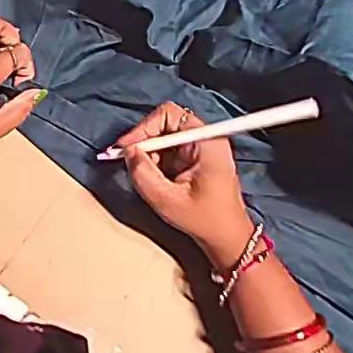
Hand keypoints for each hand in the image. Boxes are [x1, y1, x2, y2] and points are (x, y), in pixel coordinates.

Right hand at [118, 102, 254, 265]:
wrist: (226, 237)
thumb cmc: (205, 220)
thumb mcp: (167, 199)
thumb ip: (143, 174)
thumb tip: (128, 152)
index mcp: (206, 141)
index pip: (168, 115)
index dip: (143, 129)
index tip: (126, 148)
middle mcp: (205, 138)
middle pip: (165, 124)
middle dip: (144, 143)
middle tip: (132, 163)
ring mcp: (201, 148)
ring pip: (164, 138)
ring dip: (150, 155)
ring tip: (150, 179)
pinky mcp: (195, 158)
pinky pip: (169, 151)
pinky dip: (157, 163)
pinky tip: (158, 181)